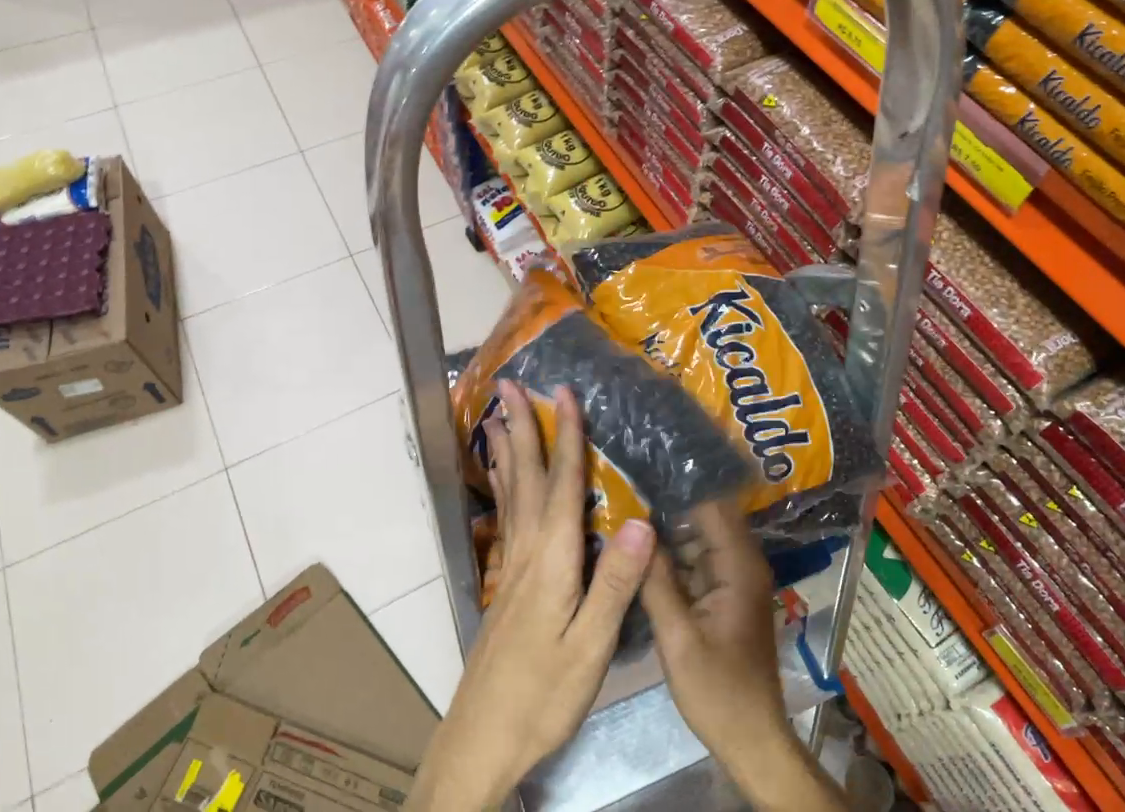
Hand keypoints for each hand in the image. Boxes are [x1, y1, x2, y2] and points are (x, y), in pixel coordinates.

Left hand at [408, 382, 655, 810]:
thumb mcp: (590, 647)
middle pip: (528, 480)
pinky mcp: (505, 588)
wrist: (483, 738)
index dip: (567, 438)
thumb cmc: (543, 695)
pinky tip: (508, 488)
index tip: (564, 392)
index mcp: (553, 563)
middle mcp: (527, 555)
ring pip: (512, 497)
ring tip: (499, 417)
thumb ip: (614, 584)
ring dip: (509, 453)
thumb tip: (641, 520)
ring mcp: (511, 571)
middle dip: (523, 429)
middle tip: (511, 385)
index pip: (563, 487)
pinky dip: (507, 490)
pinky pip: (508, 520)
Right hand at [640, 502, 845, 810]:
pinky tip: (635, 547)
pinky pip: (694, 561)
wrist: (749, 738)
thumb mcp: (678, 637)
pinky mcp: (721, 595)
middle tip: (620, 477)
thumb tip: (633, 527)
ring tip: (620, 502)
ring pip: (695, 537)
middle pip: (703, 515)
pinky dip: (669, 553)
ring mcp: (732, 579)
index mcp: (739, 565)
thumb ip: (656, 581)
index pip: (711, 504)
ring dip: (664, 525)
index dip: (678, 480)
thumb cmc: (718, 691)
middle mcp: (741, 563)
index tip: (641, 458)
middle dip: (666, 498)